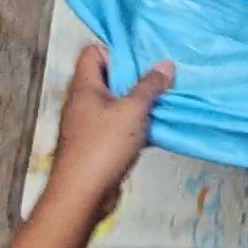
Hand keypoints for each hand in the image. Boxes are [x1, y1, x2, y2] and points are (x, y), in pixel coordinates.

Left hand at [47, 45, 174, 215]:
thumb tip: (166, 64)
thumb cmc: (104, 146)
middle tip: (159, 79)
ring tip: (161, 102)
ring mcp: (87, 125)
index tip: (141, 61)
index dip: (116, 51)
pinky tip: (154, 129)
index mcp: (84, 86)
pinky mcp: (95, 145)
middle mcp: (82, 102)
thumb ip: (150, 86)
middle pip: (107, 77)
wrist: (81, 196)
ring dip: (136, 103)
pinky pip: (117, 125)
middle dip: (134, 78)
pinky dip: (134, 125)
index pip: (93, 52)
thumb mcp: (133, 110)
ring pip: (115, 103)